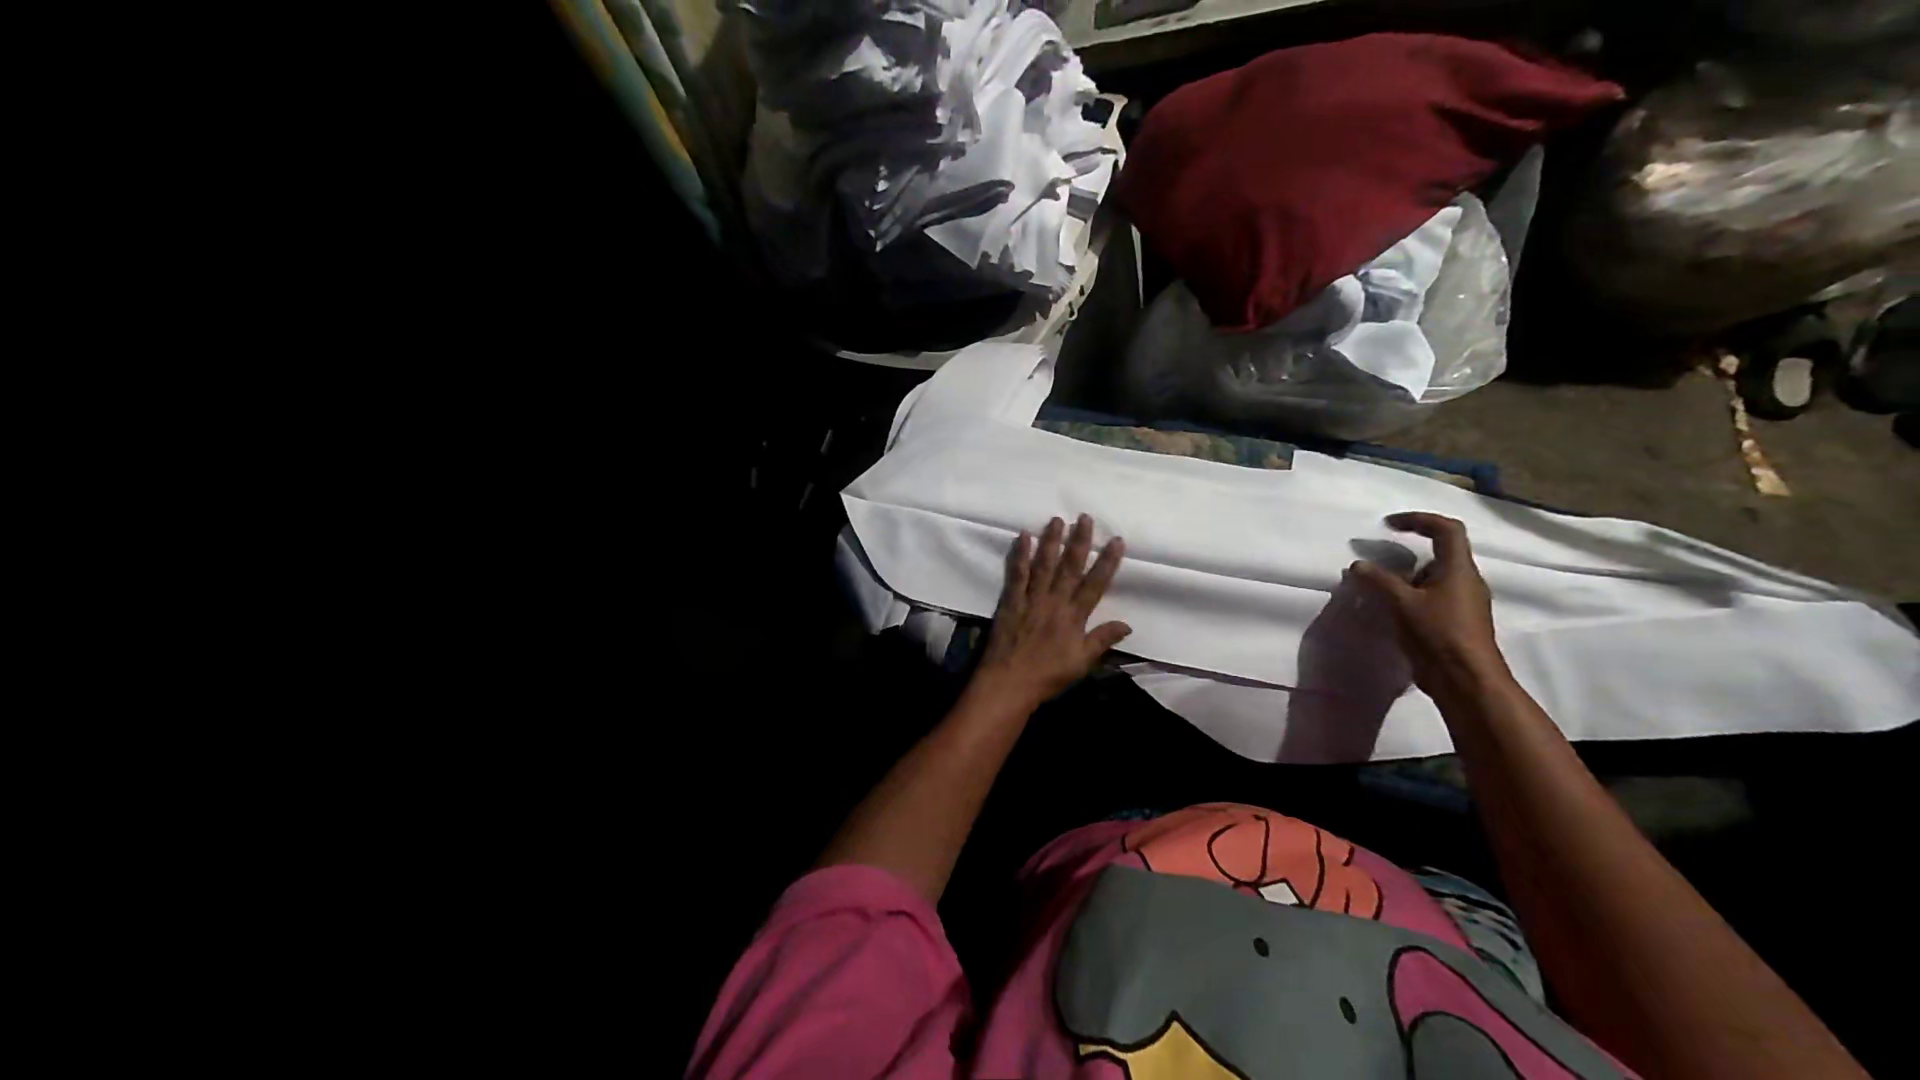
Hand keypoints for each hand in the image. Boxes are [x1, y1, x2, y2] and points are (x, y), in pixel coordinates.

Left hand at [973, 514, 1131, 708]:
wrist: (1009, 683)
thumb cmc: (1047, 675)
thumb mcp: (1082, 662)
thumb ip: (1102, 639)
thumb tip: (1128, 624)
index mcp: (1074, 617)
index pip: (1095, 584)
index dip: (1107, 562)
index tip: (1116, 540)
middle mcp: (1054, 602)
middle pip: (1070, 567)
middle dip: (1079, 541)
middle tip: (1085, 517)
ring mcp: (1031, 599)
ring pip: (1044, 565)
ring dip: (1051, 541)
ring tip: (1057, 520)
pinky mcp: (1011, 601)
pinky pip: (1016, 574)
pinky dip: (1020, 555)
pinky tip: (1022, 536)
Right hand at [1348, 512, 1512, 700]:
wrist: (1466, 680)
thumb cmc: (1439, 635)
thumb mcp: (1402, 604)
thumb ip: (1379, 581)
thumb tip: (1358, 565)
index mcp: (1459, 570)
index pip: (1446, 530)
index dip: (1419, 520)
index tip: (1390, 525)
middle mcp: (1466, 581)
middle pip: (1441, 553)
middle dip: (1409, 551)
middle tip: (1380, 558)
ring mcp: (1464, 602)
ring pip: (1435, 577)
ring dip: (1407, 576)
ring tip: (1380, 587)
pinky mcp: (1456, 621)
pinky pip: (1433, 596)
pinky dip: (1411, 594)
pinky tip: (1392, 609)